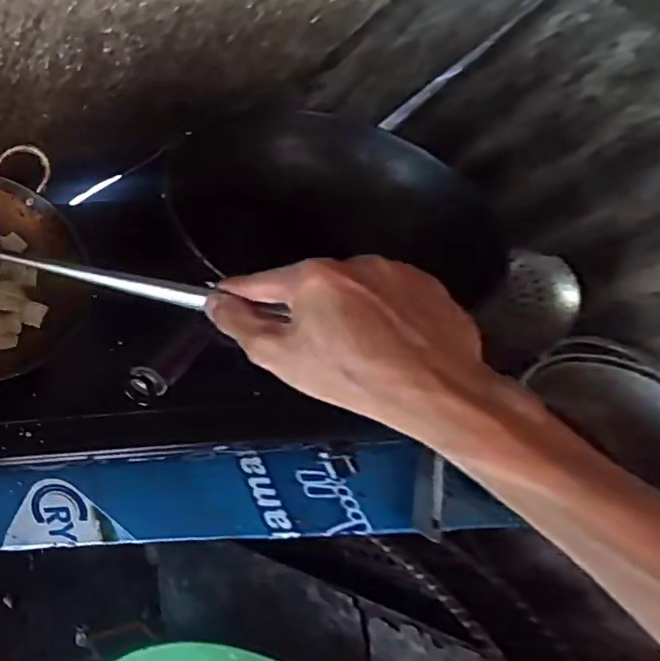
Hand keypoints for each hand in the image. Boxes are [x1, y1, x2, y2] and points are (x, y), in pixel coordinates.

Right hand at [205, 257, 496, 440]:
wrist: (440, 395)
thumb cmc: (361, 378)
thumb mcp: (275, 356)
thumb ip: (236, 323)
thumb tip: (219, 304)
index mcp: (313, 278)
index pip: (254, 281)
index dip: (233, 296)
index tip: (223, 301)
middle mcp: (353, 266)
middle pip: (299, 285)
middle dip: (292, 309)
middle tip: (297, 344)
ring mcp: (392, 274)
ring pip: (340, 289)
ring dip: (333, 310)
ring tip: (344, 347)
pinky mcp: (424, 287)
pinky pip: (379, 295)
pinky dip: (370, 314)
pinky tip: (374, 343)